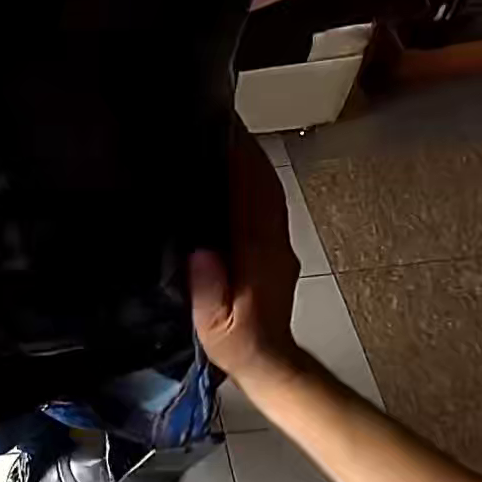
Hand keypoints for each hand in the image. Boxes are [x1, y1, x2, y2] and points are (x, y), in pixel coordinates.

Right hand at [190, 125, 302, 381]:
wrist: (271, 360)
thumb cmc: (237, 344)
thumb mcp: (215, 325)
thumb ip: (209, 289)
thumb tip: (201, 250)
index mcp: (256, 258)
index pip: (249, 201)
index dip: (239, 165)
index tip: (225, 134)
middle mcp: (274, 244)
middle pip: (265, 186)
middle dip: (248, 151)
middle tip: (226, 121)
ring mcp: (280, 245)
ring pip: (272, 192)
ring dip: (256, 161)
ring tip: (233, 135)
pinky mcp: (279, 248)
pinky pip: (272, 204)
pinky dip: (260, 180)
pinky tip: (246, 169)